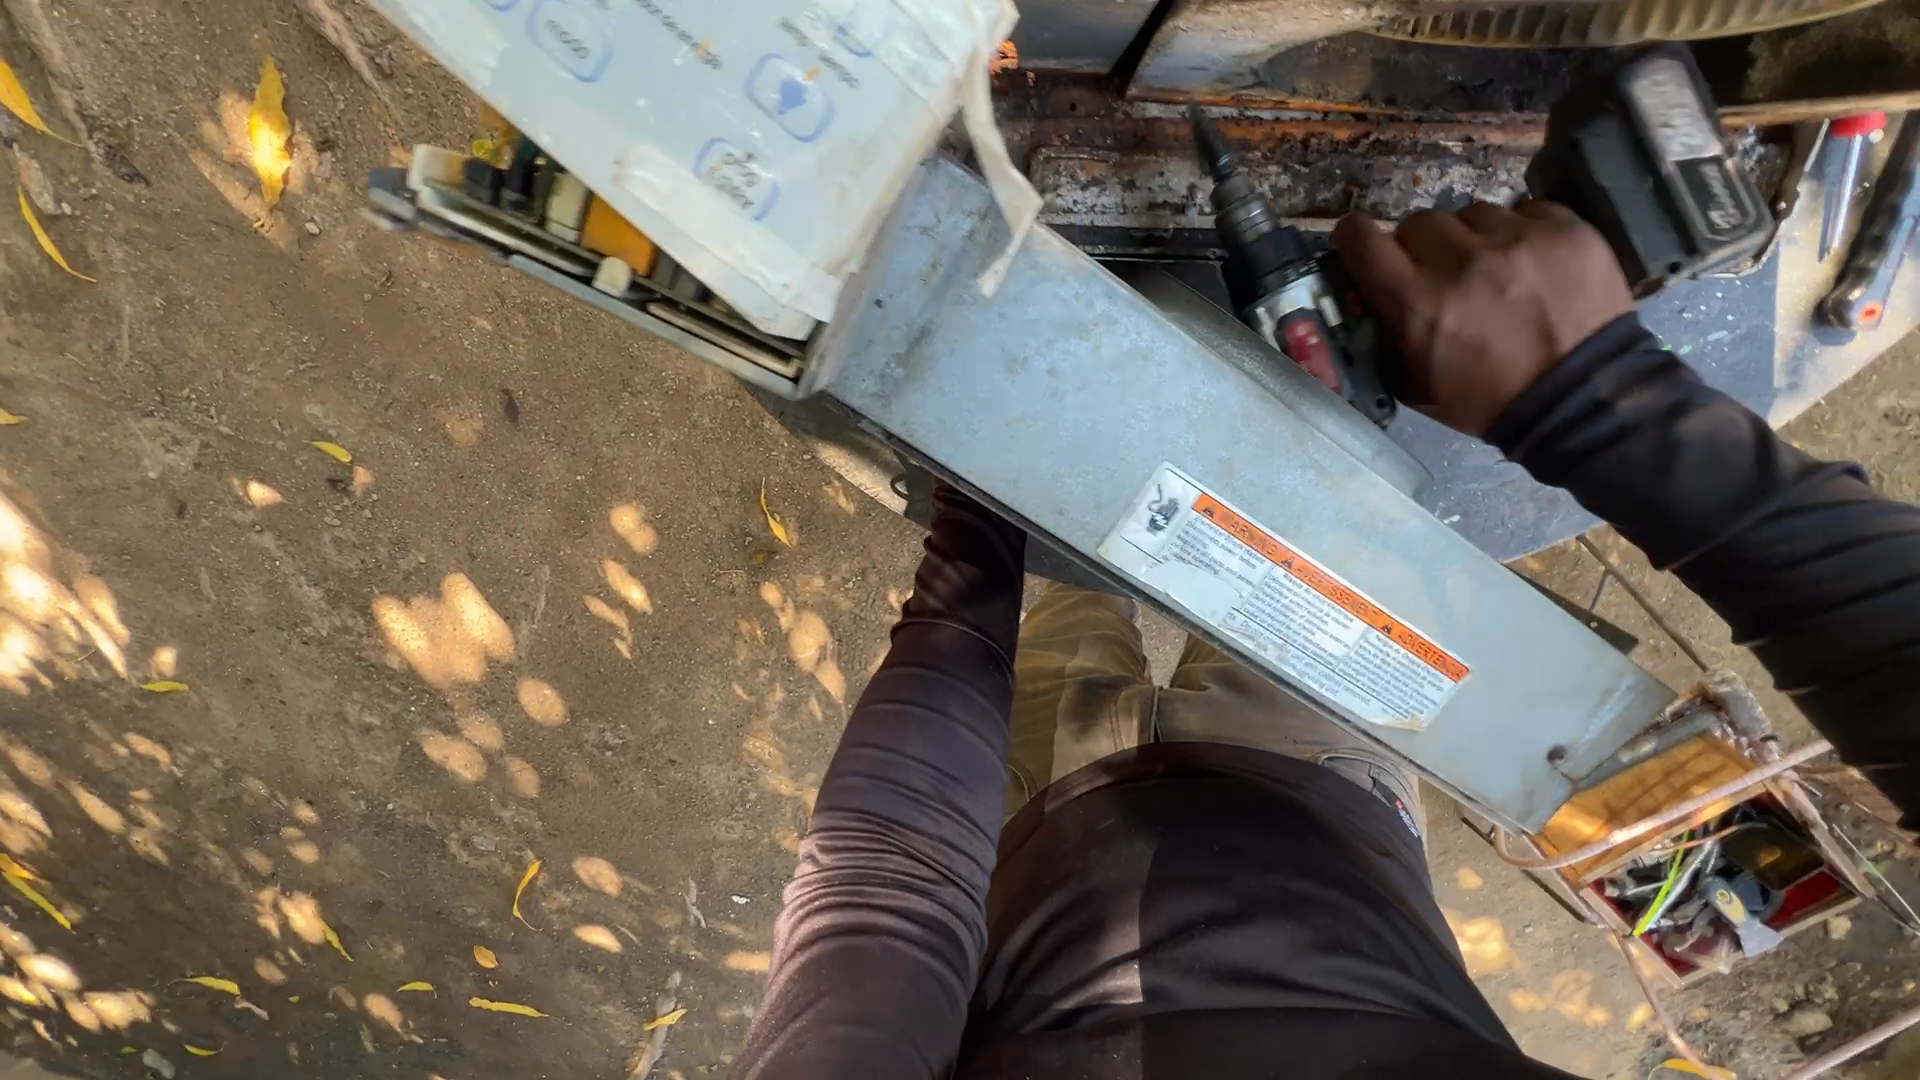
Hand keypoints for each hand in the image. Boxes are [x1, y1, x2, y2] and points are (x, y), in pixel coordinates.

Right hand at [1330, 200, 1633, 435]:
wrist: (1577, 396)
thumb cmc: (1484, 398)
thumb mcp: (1414, 381)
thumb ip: (1387, 335)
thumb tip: (1372, 300)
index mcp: (1417, 302)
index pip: (1364, 242)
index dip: (1354, 236)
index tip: (1356, 240)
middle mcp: (1462, 261)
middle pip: (1418, 221)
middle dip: (1417, 244)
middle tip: (1432, 268)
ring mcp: (1517, 239)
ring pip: (1471, 214)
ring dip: (1468, 237)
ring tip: (1486, 266)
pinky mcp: (1565, 229)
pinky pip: (1526, 211)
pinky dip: (1518, 231)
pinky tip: (1525, 260)